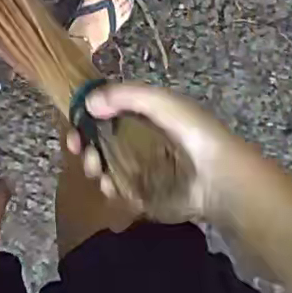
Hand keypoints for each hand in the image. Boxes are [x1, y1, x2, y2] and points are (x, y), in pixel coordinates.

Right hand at [66, 83, 257, 222]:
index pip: (107, 112)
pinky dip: (110, 189)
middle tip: (79, 150)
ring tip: (96, 169)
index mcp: (146, 115)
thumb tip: (87, 101)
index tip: (73, 123)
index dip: (87, 116)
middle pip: (101, 141)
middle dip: (85, 144)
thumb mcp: (159, 101)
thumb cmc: (190, 132)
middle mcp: (141, 140)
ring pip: (106, 166)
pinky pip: (120, 192)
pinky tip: (110, 186)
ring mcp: (143, 170)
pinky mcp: (146, 196)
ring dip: (94, 166)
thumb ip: (124, 96)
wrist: (218, 177)